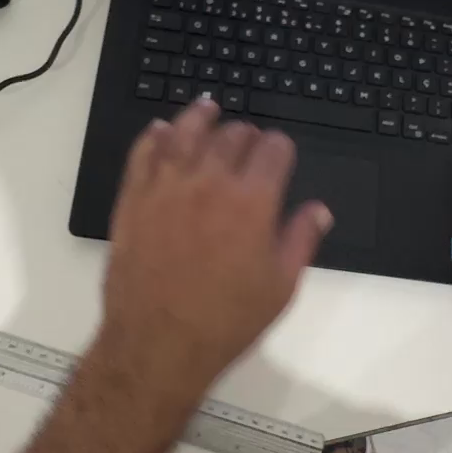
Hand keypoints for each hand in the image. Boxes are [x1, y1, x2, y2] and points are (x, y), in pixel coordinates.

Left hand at [94, 98, 331, 409]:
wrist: (158, 344)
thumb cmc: (226, 321)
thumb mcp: (280, 287)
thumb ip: (302, 240)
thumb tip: (318, 210)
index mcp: (252, 201)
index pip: (273, 149)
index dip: (281, 147)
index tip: (281, 153)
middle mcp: (210, 182)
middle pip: (232, 136)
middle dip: (246, 134)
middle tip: (249, 141)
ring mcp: (167, 187)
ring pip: (186, 133)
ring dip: (201, 117)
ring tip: (208, 108)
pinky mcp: (134, 199)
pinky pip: (144, 154)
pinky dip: (155, 137)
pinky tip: (162, 130)